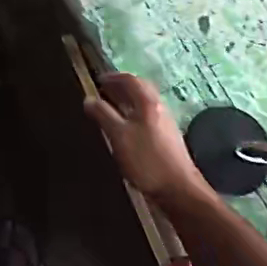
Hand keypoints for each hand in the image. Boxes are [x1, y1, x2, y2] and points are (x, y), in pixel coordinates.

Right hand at [83, 73, 210, 201]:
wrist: (178, 188)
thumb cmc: (146, 159)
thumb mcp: (119, 136)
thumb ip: (103, 115)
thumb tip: (89, 98)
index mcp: (148, 102)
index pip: (130, 80)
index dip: (113, 77)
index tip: (98, 79)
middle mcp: (160, 107)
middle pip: (140, 88)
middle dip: (121, 87)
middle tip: (103, 90)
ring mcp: (166, 122)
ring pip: (144, 103)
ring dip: (128, 100)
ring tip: (110, 107)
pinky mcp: (167, 136)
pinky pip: (147, 115)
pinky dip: (133, 113)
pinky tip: (125, 126)